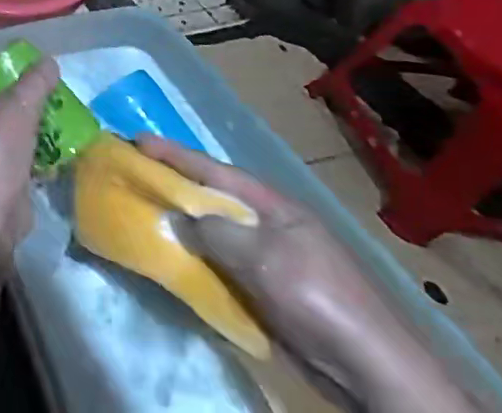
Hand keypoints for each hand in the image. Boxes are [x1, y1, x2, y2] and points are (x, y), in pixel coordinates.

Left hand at [0, 43, 60, 265]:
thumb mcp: (18, 106)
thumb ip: (35, 82)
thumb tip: (49, 61)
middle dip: (16, 82)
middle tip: (43, 71)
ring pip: (14, 121)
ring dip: (35, 112)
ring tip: (63, 100)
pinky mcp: (10, 171)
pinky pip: (30, 149)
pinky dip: (46, 143)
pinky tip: (67, 136)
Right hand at [136, 135, 478, 412]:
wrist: (367, 363)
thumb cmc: (316, 296)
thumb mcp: (263, 257)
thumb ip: (216, 232)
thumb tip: (178, 215)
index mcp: (271, 204)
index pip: (214, 171)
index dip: (175, 154)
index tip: (136, 139)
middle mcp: (267, 224)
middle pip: (212, 199)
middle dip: (174, 186)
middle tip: (134, 176)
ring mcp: (268, 257)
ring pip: (214, 234)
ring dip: (182, 227)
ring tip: (144, 215)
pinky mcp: (267, 289)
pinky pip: (221, 266)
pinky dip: (196, 261)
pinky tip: (174, 263)